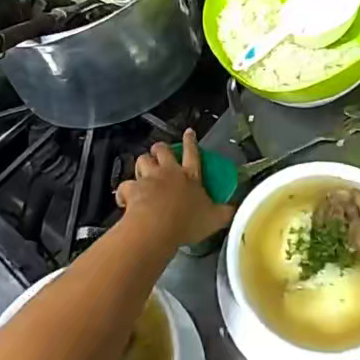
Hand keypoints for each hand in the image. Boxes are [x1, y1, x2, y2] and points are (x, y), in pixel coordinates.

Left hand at [115, 128, 230, 244]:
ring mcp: (148, 179)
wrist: (157, 227)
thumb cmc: (187, 221)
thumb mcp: (215, 219)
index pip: (192, 153)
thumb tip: (236, 210)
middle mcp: (168, 172)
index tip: (189, 132)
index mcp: (190, 176)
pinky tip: (124, 198)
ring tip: (142, 170)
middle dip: (160, 148)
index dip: (191, 141)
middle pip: (162, 150)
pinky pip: (124, 185)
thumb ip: (225, 212)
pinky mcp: (132, 189)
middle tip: (159, 152)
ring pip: (142, 160)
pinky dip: (124, 191)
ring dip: (142, 164)